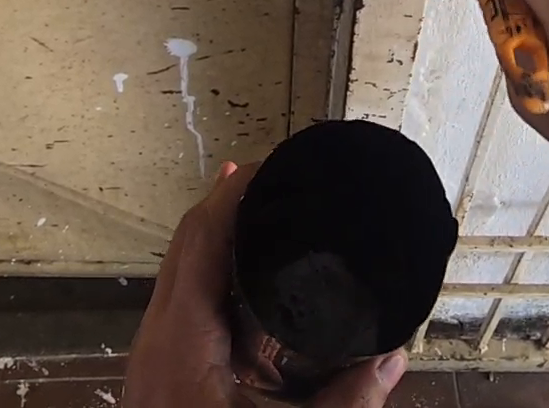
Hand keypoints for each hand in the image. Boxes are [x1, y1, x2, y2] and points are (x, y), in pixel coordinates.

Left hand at [124, 161, 408, 407]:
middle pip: (185, 244)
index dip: (230, 195)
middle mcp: (158, 339)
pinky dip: (211, 268)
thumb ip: (348, 402)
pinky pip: (183, 297)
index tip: (265, 164)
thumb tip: (394, 355)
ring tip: (258, 206)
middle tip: (272, 176)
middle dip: (226, 204)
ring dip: (216, 233)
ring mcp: (154, 356)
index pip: (200, 240)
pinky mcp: (162, 371)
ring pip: (179, 269)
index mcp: (182, 344)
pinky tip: (237, 268)